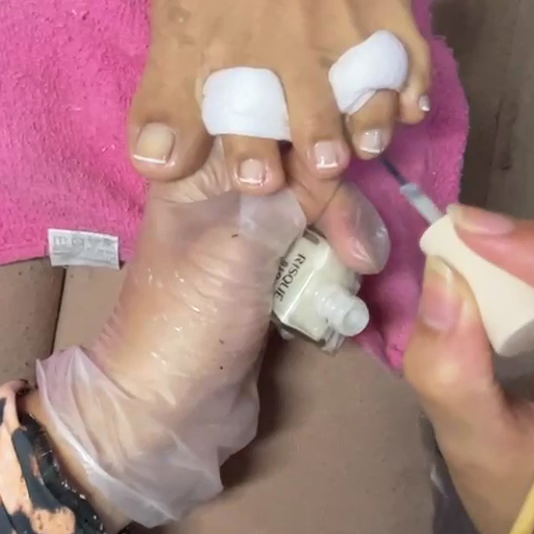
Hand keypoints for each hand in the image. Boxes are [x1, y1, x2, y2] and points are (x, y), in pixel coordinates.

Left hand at [30, 142, 380, 527]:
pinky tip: (353, 285)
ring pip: (313, 208)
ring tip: (362, 271)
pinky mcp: (271, 270)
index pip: (258, 125)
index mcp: (194, 171)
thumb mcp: (236, 249)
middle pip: (296, 167)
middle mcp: (222, 191)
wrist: (170, 408)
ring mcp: (248, 232)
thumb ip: (289, 197)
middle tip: (359, 251)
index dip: (307, 134)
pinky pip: (315, 247)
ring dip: (345, 234)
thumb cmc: (187, 318)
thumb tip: (336, 152)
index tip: (350, 160)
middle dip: (335, 201)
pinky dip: (336, 262)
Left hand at [130, 0, 430, 209]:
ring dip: (360, 137)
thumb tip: (155, 164)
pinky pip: (408, 67)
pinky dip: (405, 94)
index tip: (257, 177)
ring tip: (354, 146)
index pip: (244, 149)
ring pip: (365, 114)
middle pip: (313, 140)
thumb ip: (168, 85)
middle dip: (310, 164)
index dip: (254, 170)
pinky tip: (399, 104)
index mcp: (223, 57)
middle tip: (313, 168)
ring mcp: (344, 26)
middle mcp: (288, 53)